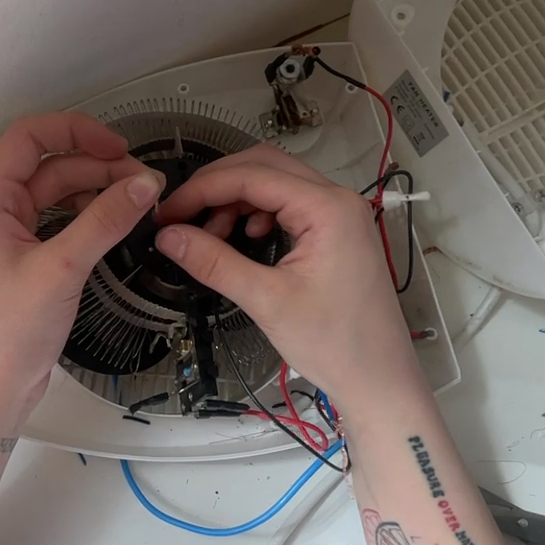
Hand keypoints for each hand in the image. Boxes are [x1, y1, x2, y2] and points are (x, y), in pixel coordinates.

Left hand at [0, 114, 162, 417]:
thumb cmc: (8, 334)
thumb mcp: (61, 269)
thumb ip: (104, 221)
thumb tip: (144, 183)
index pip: (29, 138)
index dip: (76, 131)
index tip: (119, 147)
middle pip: (50, 166)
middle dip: (97, 168)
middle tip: (144, 184)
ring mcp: (8, 238)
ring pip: (56, 195)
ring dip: (95, 193)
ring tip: (137, 203)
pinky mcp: (24, 262)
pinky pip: (58, 224)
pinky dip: (87, 219)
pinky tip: (114, 224)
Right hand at [152, 145, 418, 399]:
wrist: (377, 378)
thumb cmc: (335, 343)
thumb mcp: (265, 300)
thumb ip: (214, 262)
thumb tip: (169, 237)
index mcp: (327, 208)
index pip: (251, 176)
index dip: (201, 190)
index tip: (167, 214)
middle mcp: (336, 201)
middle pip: (263, 166)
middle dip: (216, 186)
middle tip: (179, 216)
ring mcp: (337, 215)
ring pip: (273, 184)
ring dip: (234, 201)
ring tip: (209, 236)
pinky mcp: (333, 233)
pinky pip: (286, 206)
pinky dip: (254, 214)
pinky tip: (240, 238)